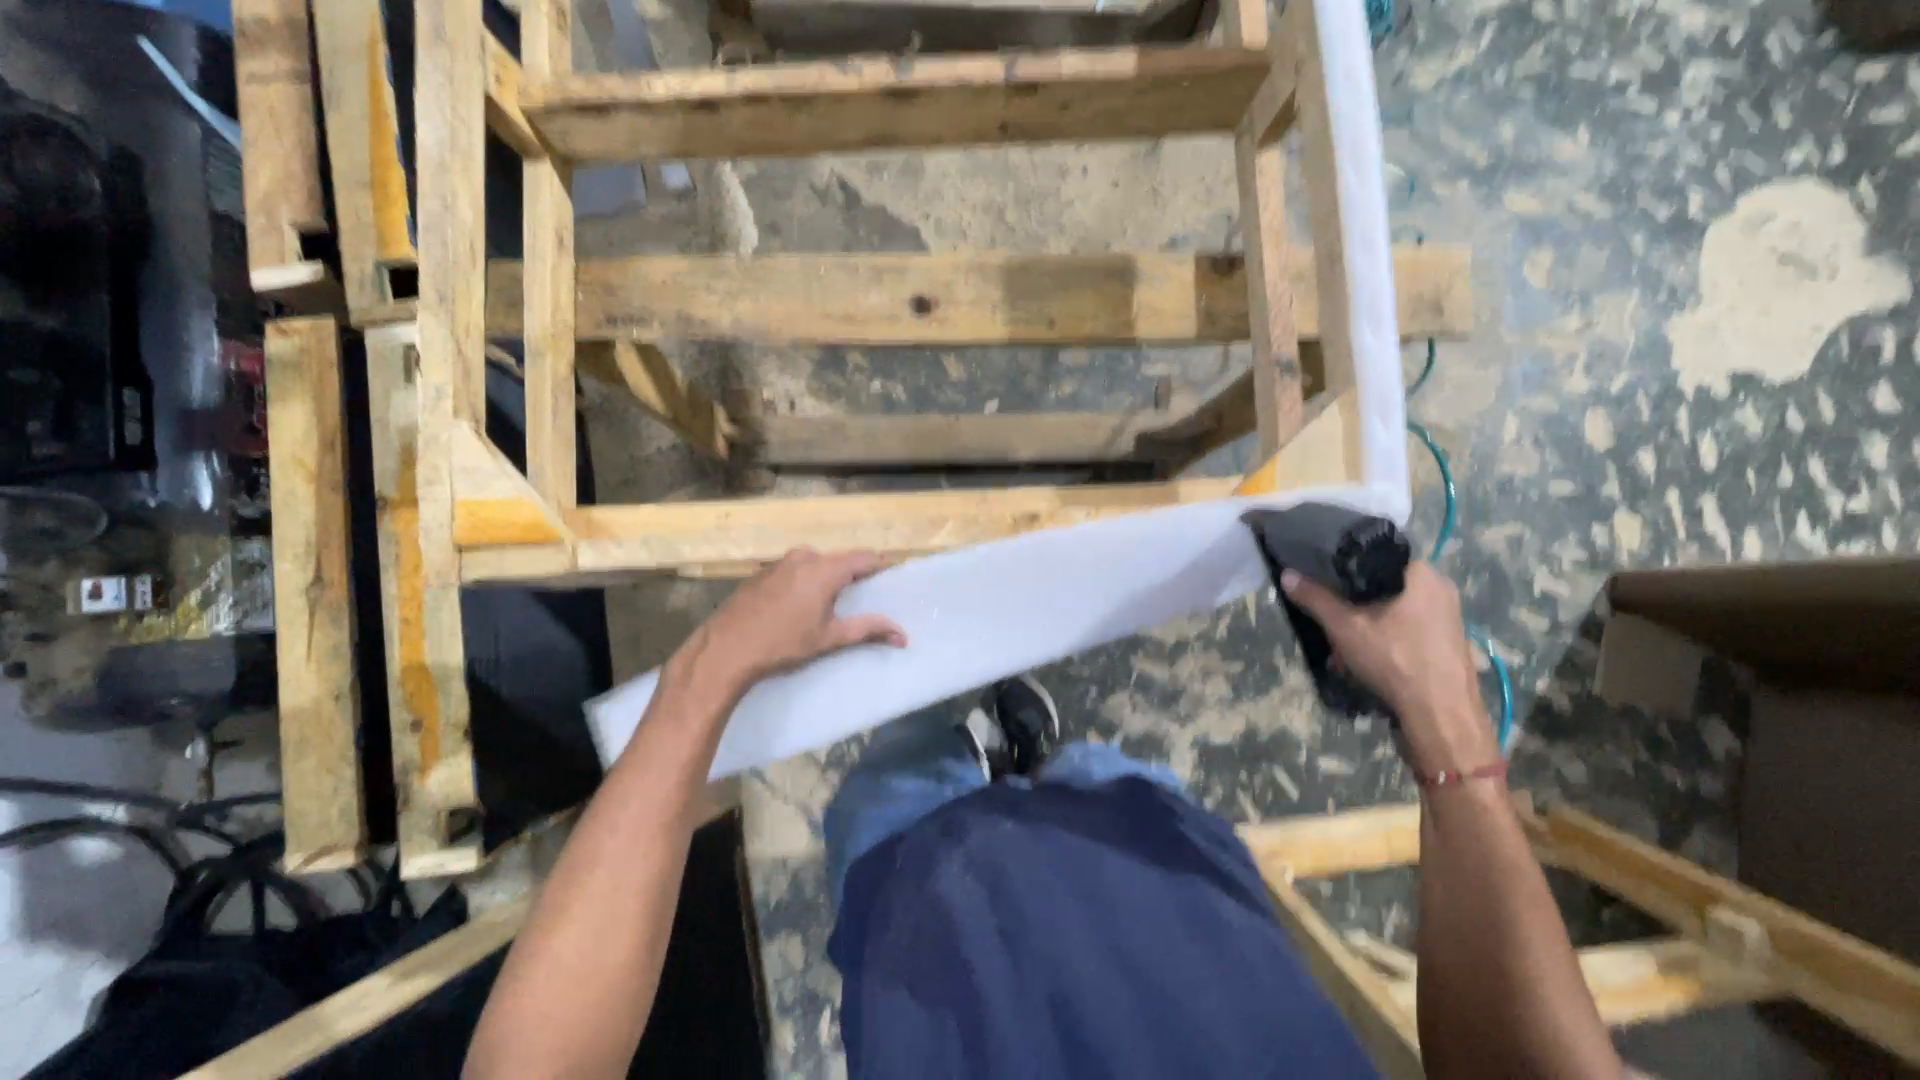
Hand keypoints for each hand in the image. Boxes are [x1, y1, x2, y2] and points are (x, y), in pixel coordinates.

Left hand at [673, 548, 906, 698]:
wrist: (726, 650)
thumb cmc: (783, 644)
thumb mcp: (830, 638)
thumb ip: (868, 630)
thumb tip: (902, 635)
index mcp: (824, 568)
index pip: (865, 558)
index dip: (880, 568)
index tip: (889, 582)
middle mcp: (803, 557)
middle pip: (839, 560)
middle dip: (851, 577)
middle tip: (860, 601)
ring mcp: (779, 563)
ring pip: (814, 565)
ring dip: (825, 581)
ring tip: (828, 608)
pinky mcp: (761, 574)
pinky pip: (793, 572)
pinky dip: (803, 584)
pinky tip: (797, 609)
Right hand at [1280, 562, 1498, 773]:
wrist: (1441, 714)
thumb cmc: (1395, 659)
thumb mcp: (1345, 627)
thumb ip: (1316, 598)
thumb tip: (1287, 574)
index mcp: (1421, 573)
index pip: (1374, 558)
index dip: (1345, 572)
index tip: (1324, 586)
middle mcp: (1441, 588)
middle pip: (1382, 589)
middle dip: (1353, 610)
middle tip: (1332, 630)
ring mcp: (1450, 617)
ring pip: (1394, 613)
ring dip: (1366, 631)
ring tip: (1344, 655)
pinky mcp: (1451, 643)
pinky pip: (1409, 632)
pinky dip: (1387, 643)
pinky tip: (1368, 666)